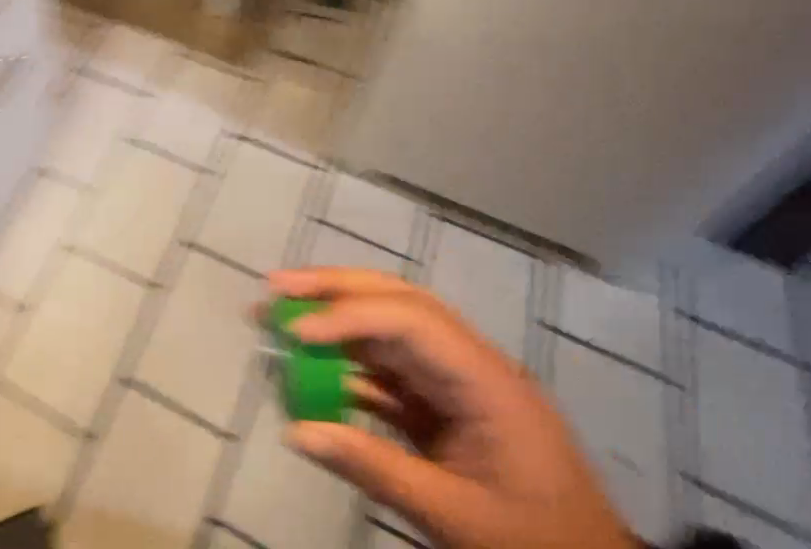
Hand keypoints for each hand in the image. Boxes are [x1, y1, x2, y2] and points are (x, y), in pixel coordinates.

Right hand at [268, 268, 636, 548]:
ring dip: (332, 322)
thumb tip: (296, 432)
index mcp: (489, 382)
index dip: (348, 318)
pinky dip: (343, 367)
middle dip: (335, 289)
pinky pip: (387, 374)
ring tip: (275, 320)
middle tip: (275, 287)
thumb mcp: (456, 516)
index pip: (411, 322)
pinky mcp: (443, 408)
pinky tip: (307, 374)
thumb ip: (375, 469)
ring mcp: (457, 385)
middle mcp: (471, 366)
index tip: (293, 333)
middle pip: (399, 303)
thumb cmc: (535, 541)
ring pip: (388, 333)